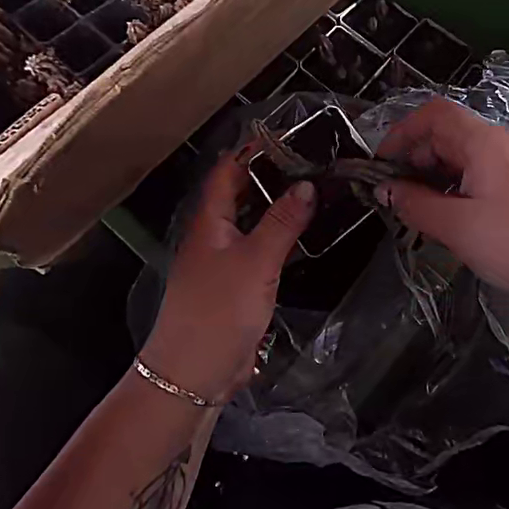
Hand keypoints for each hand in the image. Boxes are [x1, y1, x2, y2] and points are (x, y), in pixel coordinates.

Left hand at [138, 149, 313, 401]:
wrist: (193, 374)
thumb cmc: (218, 310)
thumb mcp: (256, 261)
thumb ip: (282, 222)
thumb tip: (307, 184)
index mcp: (210, 222)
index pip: (227, 172)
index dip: (250, 150)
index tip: (285, 133)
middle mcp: (214, 236)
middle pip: (241, 195)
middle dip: (270, 175)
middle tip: (311, 160)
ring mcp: (225, 262)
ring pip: (253, 223)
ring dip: (278, 206)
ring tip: (315, 190)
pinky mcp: (237, 286)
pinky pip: (261, 250)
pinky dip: (281, 237)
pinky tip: (304, 236)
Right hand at [375, 98, 508, 310]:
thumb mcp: (457, 226)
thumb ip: (415, 204)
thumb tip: (384, 190)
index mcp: (483, 142)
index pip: (433, 114)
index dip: (401, 132)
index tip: (380, 163)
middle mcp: (498, 145)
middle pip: (445, 134)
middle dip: (414, 158)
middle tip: (394, 193)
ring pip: (459, 157)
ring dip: (432, 176)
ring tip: (415, 209)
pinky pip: (476, 175)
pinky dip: (453, 188)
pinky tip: (445, 216)